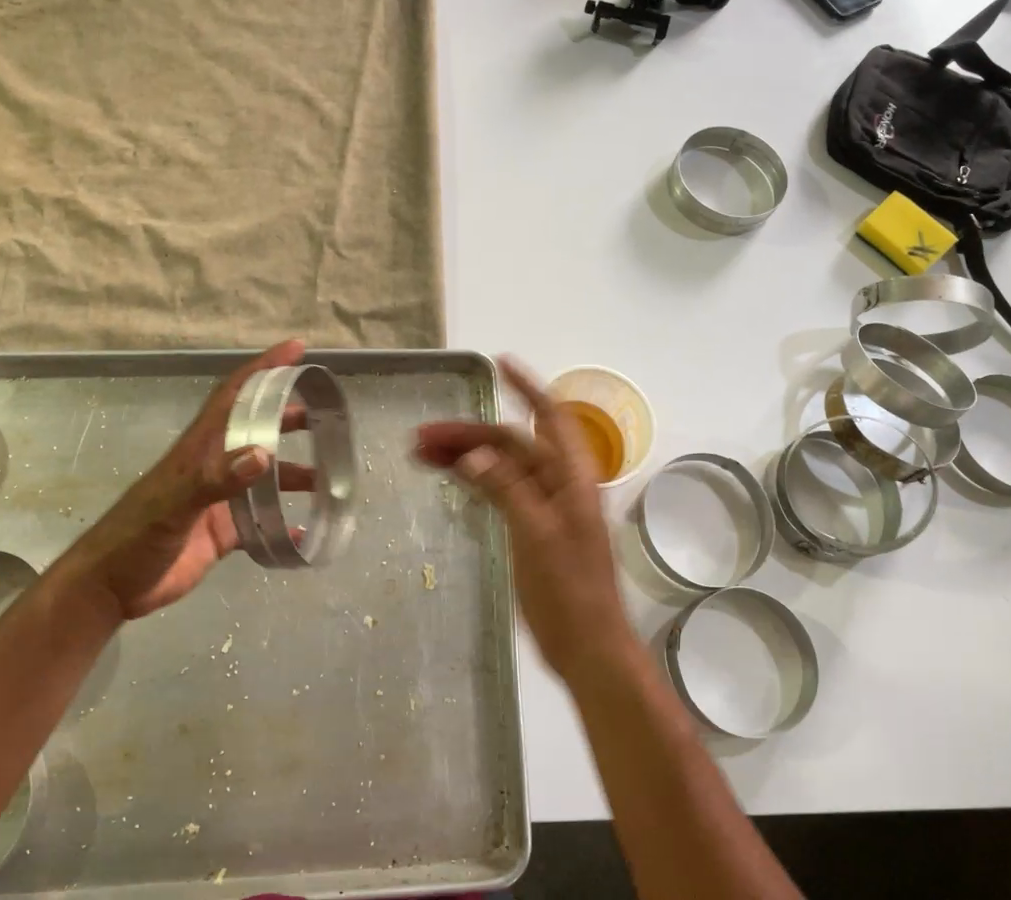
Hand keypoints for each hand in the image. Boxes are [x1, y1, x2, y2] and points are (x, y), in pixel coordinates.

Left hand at [53, 340, 315, 620]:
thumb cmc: (134, 538)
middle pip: (254, 429)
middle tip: (326, 411)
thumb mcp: (173, 505)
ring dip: (293, 472)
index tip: (296, 349)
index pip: (234, 395)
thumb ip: (217, 480)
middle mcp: (212, 466)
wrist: (110, 587)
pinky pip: (260, 521)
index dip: (263, 369)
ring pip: (263, 476)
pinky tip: (306, 530)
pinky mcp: (221, 532)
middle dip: (287, 414)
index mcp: (200, 449)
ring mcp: (217, 500)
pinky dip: (284, 522)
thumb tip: (264, 454)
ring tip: (328, 475)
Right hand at [416, 357, 633, 679]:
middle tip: (422, 434)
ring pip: (504, 467)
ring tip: (421, 453)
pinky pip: (502, 492)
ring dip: (468, 456)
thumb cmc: (570, 593)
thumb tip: (476, 454)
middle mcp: (561, 485)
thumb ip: (509, 491)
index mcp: (572, 479)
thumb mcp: (538, 536)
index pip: (550, 418)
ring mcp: (547, 508)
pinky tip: (452, 477)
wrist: (589, 647)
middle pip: (514, 444)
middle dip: (471, 433)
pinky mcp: (534, 530)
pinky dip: (476, 480)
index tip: (499, 363)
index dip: (526, 388)